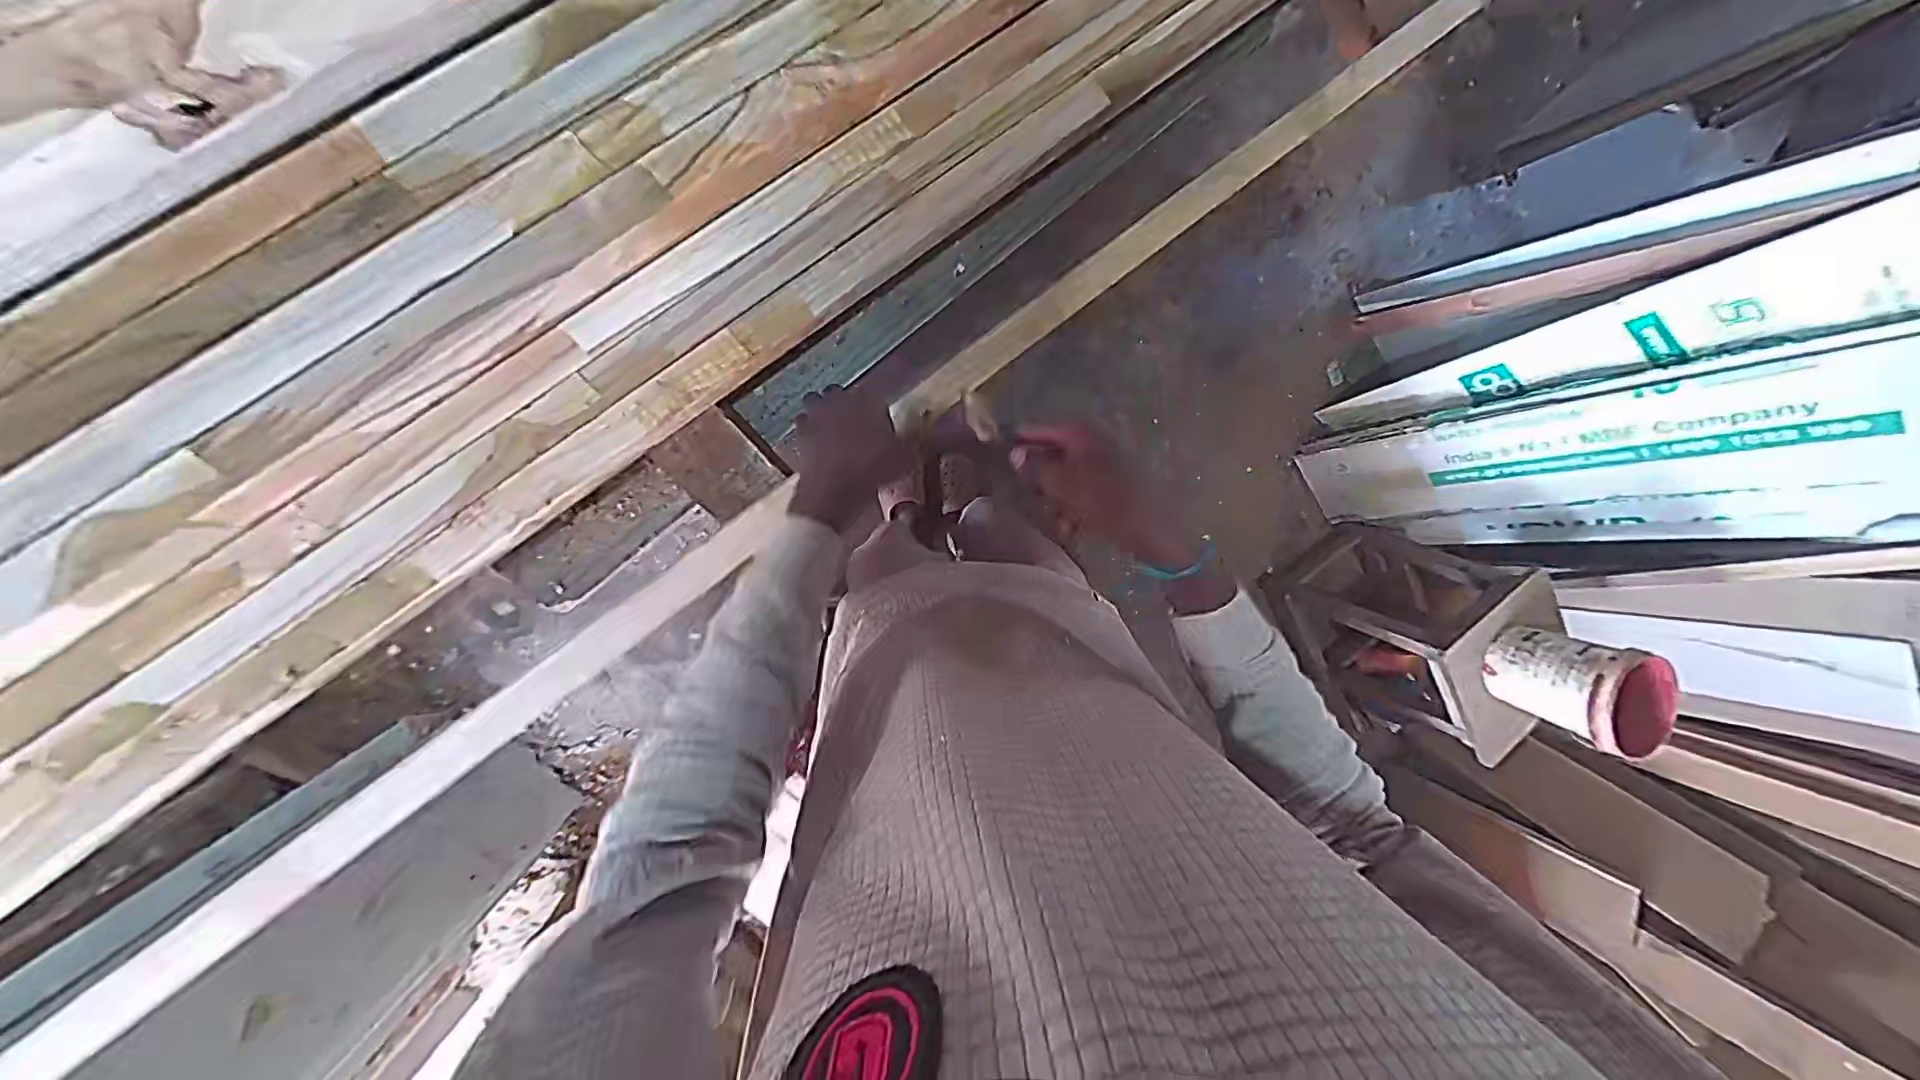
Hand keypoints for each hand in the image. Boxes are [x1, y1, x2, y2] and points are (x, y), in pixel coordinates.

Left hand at [791, 385, 911, 530]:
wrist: (832, 490)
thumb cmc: (872, 470)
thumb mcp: (904, 459)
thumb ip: (913, 443)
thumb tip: (926, 436)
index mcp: (866, 400)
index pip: (873, 395)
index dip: (876, 410)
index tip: (881, 425)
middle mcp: (839, 400)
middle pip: (840, 393)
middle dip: (846, 405)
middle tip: (856, 425)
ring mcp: (816, 414)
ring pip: (816, 401)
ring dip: (823, 411)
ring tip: (834, 431)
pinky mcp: (799, 432)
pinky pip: (803, 423)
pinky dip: (809, 429)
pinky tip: (817, 443)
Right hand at [1009, 423, 1188, 564]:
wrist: (1147, 529)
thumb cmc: (1104, 500)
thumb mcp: (1062, 484)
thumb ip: (1035, 467)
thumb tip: (1014, 454)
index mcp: (1078, 433)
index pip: (1034, 430)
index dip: (1014, 442)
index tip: (993, 456)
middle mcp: (1089, 442)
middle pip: (1047, 455)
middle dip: (1037, 479)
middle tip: (1026, 495)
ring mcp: (1099, 463)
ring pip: (1061, 477)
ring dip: (1053, 499)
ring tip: (1054, 518)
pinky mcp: (1107, 486)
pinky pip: (1077, 492)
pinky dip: (1070, 507)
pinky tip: (1070, 526)